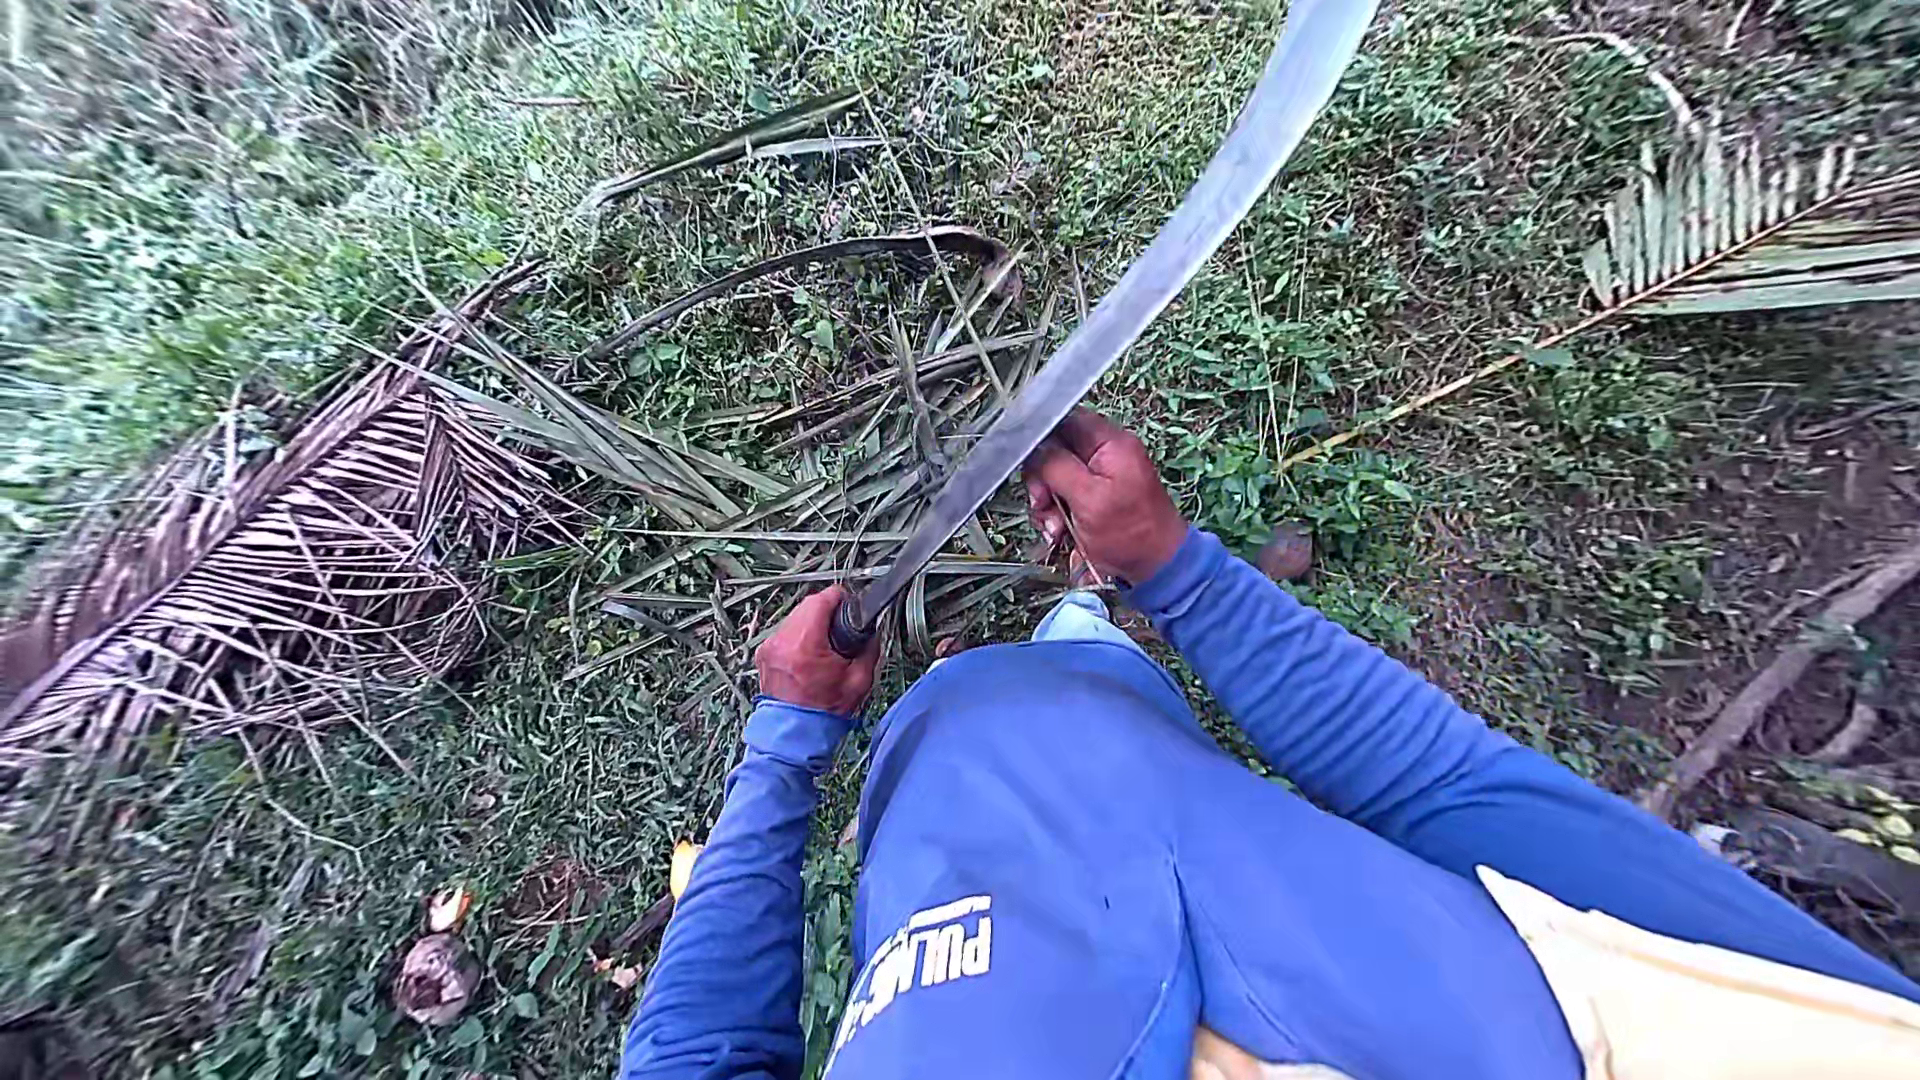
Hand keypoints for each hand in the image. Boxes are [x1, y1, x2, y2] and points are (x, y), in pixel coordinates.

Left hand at [754, 585, 880, 715]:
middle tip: (841, 624)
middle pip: (807, 605)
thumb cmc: (823, 711)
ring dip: (812, 621)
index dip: (841, 598)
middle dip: (827, 610)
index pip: (822, 599)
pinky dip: (799, 634)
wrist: (796, 734)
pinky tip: (810, 650)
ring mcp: (770, 647)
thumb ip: (869, 649)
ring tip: (826, 640)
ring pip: (795, 616)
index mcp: (805, 644)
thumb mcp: (859, 680)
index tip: (849, 603)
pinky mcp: (765, 654)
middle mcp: (783, 641)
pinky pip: (785, 631)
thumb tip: (871, 632)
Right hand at [1023, 409, 1187, 583]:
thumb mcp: (1089, 497)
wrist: (1155, 569)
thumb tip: (1033, 449)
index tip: (1028, 464)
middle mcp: (1103, 454)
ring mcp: (1097, 477)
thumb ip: (1057, 467)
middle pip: (1055, 451)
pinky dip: (1054, 514)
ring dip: (1046, 502)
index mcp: (1110, 443)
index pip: (1066, 421)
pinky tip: (1058, 532)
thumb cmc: (1128, 533)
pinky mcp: (1092, 499)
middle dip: (1042, 479)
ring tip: (1053, 527)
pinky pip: (1062, 496)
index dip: (1041, 439)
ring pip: (1054, 477)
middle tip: (1042, 503)